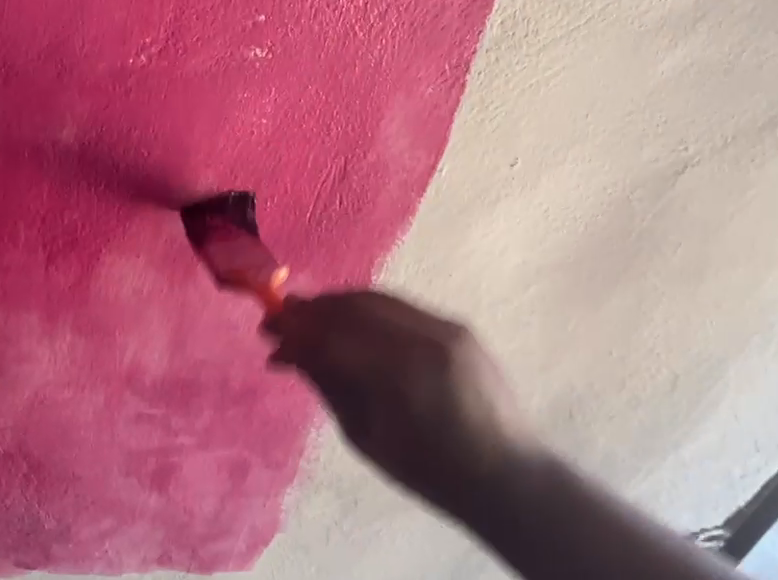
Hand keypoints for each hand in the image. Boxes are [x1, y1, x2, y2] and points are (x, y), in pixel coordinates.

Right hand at [263, 290, 542, 520]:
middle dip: (311, 309)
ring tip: (306, 316)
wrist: (510, 478)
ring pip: (376, 299)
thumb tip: (288, 351)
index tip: (267, 334)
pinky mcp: (456, 324)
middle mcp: (427, 338)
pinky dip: (366, 310)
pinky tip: (346, 321)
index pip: (335, 337)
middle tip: (278, 318)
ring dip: (336, 304)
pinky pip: (400, 308)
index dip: (296, 332)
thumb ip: (329, 385)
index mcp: (405, 376)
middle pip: (353, 307)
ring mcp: (446, 326)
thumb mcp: (367, 438)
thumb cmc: (432, 473)